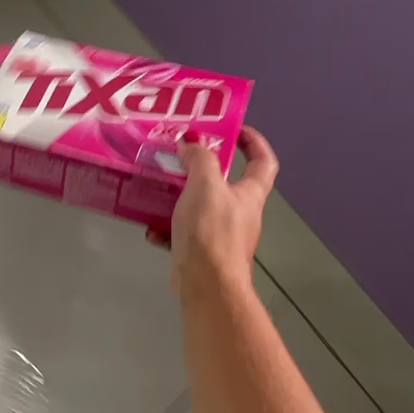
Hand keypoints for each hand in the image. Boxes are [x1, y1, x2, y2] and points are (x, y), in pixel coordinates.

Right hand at [146, 126, 278, 297]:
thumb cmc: (211, 231)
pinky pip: (182, 232)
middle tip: (178, 155)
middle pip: (225, 184)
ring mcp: (221, 235)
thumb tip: (191, 143)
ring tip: (156, 187)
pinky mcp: (201, 252)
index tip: (233, 128)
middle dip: (202, 168)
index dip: (254, 142)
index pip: (263, 162)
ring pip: (199, 207)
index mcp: (249, 195)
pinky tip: (150, 227)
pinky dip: (165, 228)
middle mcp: (240, 213)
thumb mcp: (205, 185)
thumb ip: (199, 160)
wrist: (206, 284)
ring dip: (178, 196)